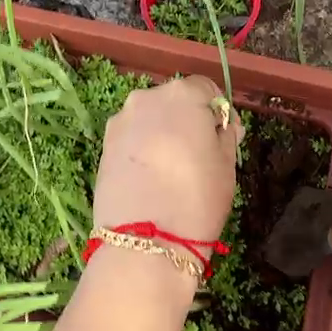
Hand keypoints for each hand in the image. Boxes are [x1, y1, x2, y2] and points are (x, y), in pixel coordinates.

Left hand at [93, 75, 240, 245]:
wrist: (145, 241)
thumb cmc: (197, 197)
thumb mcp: (227, 163)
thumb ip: (225, 133)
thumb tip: (220, 125)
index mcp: (182, 93)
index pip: (206, 89)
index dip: (219, 113)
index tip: (226, 138)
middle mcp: (146, 97)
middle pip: (174, 101)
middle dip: (188, 121)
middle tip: (200, 156)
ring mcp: (120, 121)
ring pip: (150, 119)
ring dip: (163, 134)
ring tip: (172, 171)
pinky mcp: (104, 146)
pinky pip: (132, 138)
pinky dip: (143, 150)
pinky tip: (151, 179)